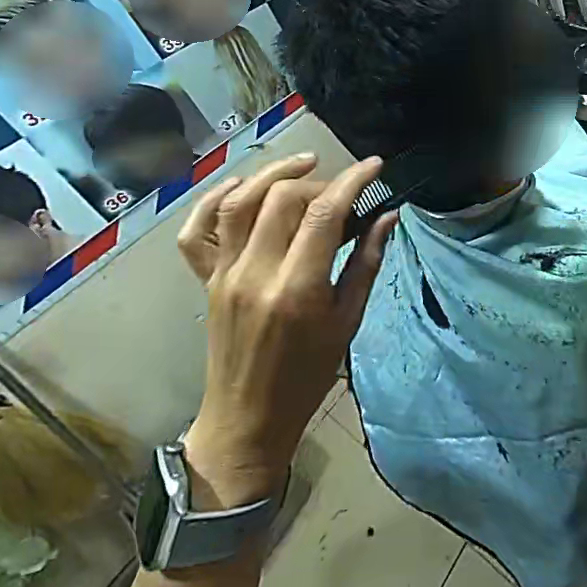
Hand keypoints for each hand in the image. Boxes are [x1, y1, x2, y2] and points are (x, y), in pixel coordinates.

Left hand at [178, 156, 396, 505]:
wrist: (247, 420)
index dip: (353, 181)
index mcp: (297, 288)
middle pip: (282, 198)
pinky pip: (198, 231)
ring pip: (239, 202)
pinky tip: (243, 186)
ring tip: (304, 166)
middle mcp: (254, 273)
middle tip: (343, 192)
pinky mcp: (205, 280)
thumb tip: (388, 215)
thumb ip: (367, 261)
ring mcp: (223, 275)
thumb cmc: (309, 374)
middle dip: (320, 182)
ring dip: (273, 175)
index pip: (324, 213)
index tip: (375, 166)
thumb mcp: (349, 320)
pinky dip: (216, 199)